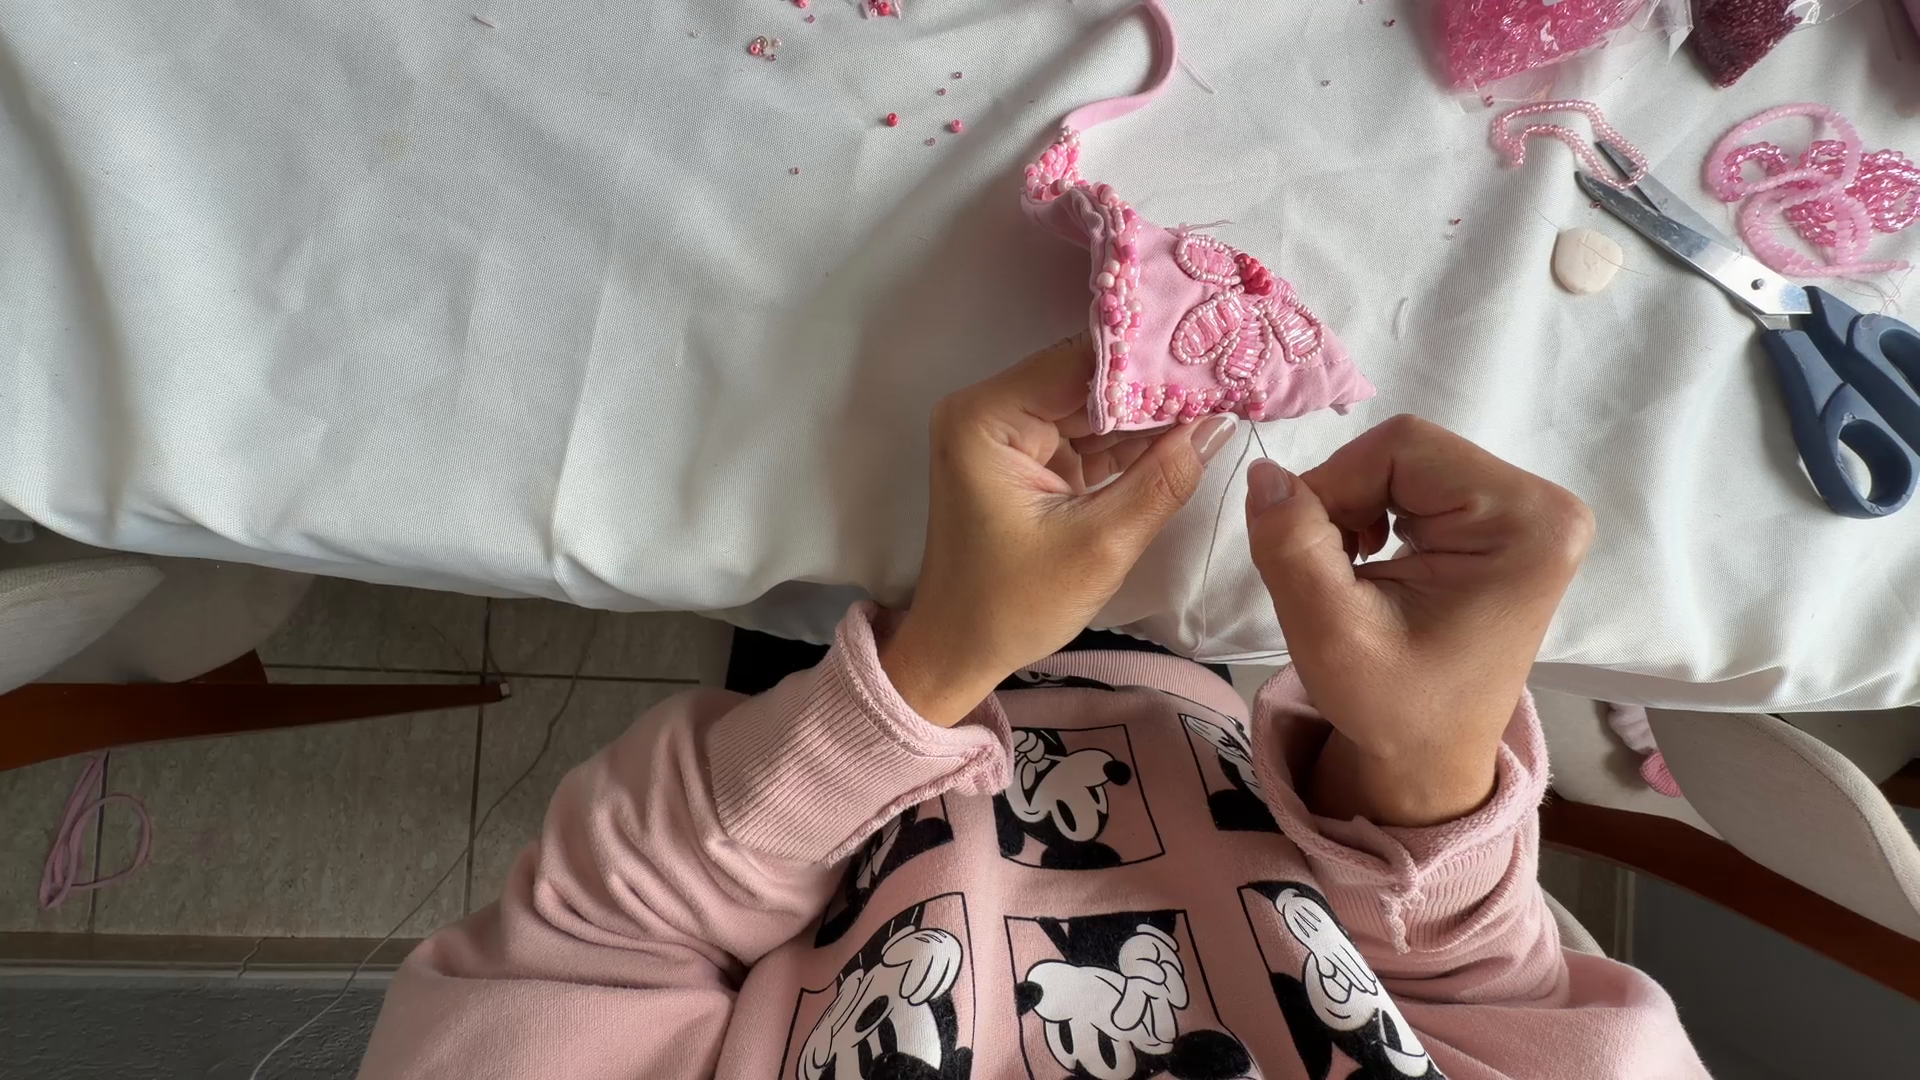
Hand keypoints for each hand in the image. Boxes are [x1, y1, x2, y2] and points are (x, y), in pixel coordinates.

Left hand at [882, 333, 1239, 725]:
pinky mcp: (1024, 458)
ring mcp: (1007, 433)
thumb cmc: (1013, 606)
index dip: (1152, 358)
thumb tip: (1221, 421)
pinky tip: (1187, 429)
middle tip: (1233, 369)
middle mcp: (989, 411)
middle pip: (1087, 378)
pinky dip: (1130, 440)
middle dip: (1158, 383)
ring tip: (1225, 392)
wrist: (959, 648)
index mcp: (987, 419)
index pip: (1081, 362)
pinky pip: (1085, 435)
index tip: (1219, 350)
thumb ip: (1163, 479)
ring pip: (1091, 405)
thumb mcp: (1099, 546)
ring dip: (1151, 410)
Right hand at [1244, 415, 1592, 825]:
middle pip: (1402, 452)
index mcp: (1523, 522)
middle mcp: (1539, 504)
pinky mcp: (1497, 524)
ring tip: (1342, 573)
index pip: (1401, 447)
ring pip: (1397, 464)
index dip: (1332, 486)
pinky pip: (1409, 484)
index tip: (1308, 554)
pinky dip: (1365, 514)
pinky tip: (1363, 563)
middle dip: (1339, 500)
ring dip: (1347, 509)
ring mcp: (1522, 512)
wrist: (1427, 754)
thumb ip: (1291, 547)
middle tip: (1324, 569)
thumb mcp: (1328, 631)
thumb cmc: (1390, 704)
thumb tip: (1264, 473)